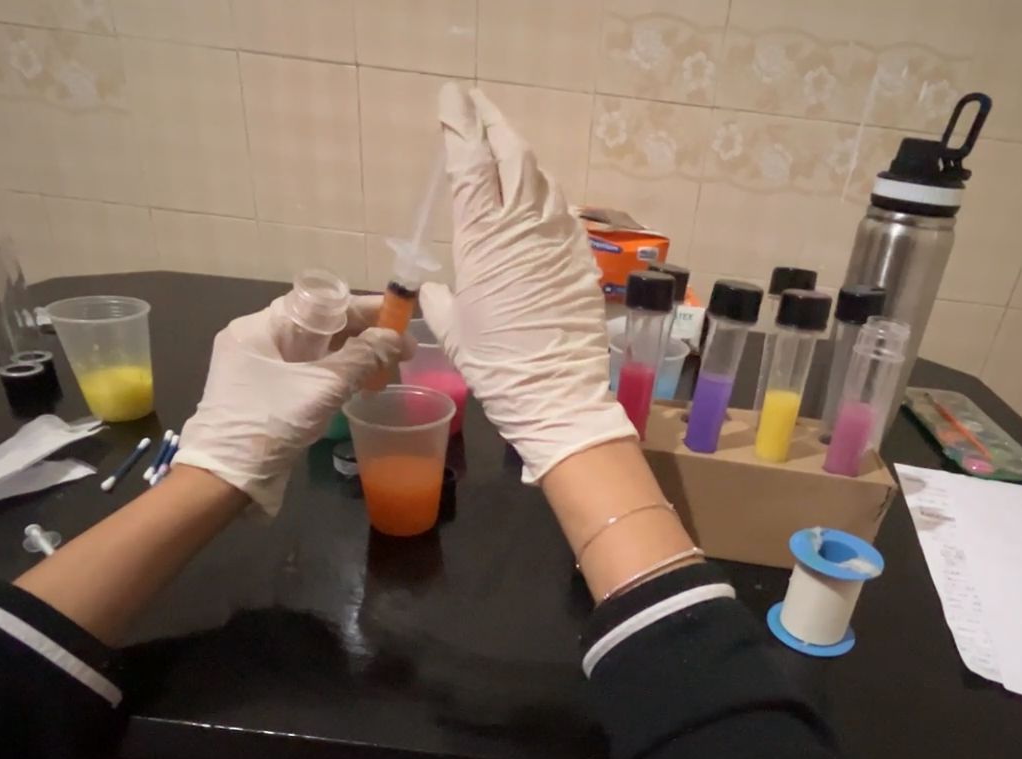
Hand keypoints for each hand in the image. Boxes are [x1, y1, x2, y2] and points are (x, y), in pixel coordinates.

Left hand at [174, 293, 407, 512]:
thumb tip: (395, 340)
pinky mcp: (271, 396)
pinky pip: (312, 375)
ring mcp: (263, 371)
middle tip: (403, 349)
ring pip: (319, 353)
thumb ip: (361, 360)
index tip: (398, 317)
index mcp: (260, 329)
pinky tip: (365, 385)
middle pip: (321, 327)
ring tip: (390, 368)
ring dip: (356, 357)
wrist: (227, 480)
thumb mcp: (320, 388)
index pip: (320, 304)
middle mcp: (259, 343)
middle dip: (364, 334)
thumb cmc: (268, 425)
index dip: (362, 308)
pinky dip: (340, 377)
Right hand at [418, 85, 632, 482]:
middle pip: (512, 156)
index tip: (452, 99)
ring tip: (507, 146)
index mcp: (483, 239)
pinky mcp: (581, 261)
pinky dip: (547, 194)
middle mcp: (523, 228)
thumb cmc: (497, 366)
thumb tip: (439, 286)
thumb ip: (441, 299)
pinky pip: (563, 212)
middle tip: (479, 107)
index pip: (471, 164)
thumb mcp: (454, 331)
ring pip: (542, 179)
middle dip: (493, 123)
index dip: (460, 125)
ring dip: (522, 156)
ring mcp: (559, 241)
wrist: (555, 396)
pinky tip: (539, 196)